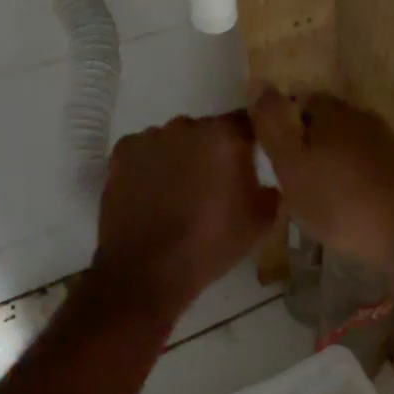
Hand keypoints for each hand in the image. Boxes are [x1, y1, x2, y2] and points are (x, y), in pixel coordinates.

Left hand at [91, 112, 277, 317]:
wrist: (146, 271)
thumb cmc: (211, 244)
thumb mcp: (261, 221)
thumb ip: (271, 190)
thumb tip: (264, 182)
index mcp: (225, 136)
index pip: (247, 122)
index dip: (251, 141)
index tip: (253, 161)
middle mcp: (187, 125)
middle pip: (209, 131)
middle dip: (214, 152)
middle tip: (216, 184)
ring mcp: (150, 137)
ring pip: (175, 141)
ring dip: (181, 158)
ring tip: (179, 194)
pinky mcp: (122, 152)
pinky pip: (146, 151)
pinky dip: (151, 166)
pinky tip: (153, 194)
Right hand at [249, 88, 393, 276]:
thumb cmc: (343, 202)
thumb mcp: (292, 166)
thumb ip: (272, 126)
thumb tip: (258, 82)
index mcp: (333, 111)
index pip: (298, 99)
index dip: (280, 123)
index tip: (269, 154)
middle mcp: (362, 117)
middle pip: (324, 122)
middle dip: (305, 144)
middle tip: (287, 179)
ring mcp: (387, 143)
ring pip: (346, 145)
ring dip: (329, 164)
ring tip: (313, 197)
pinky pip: (366, 167)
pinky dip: (351, 181)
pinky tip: (346, 207)